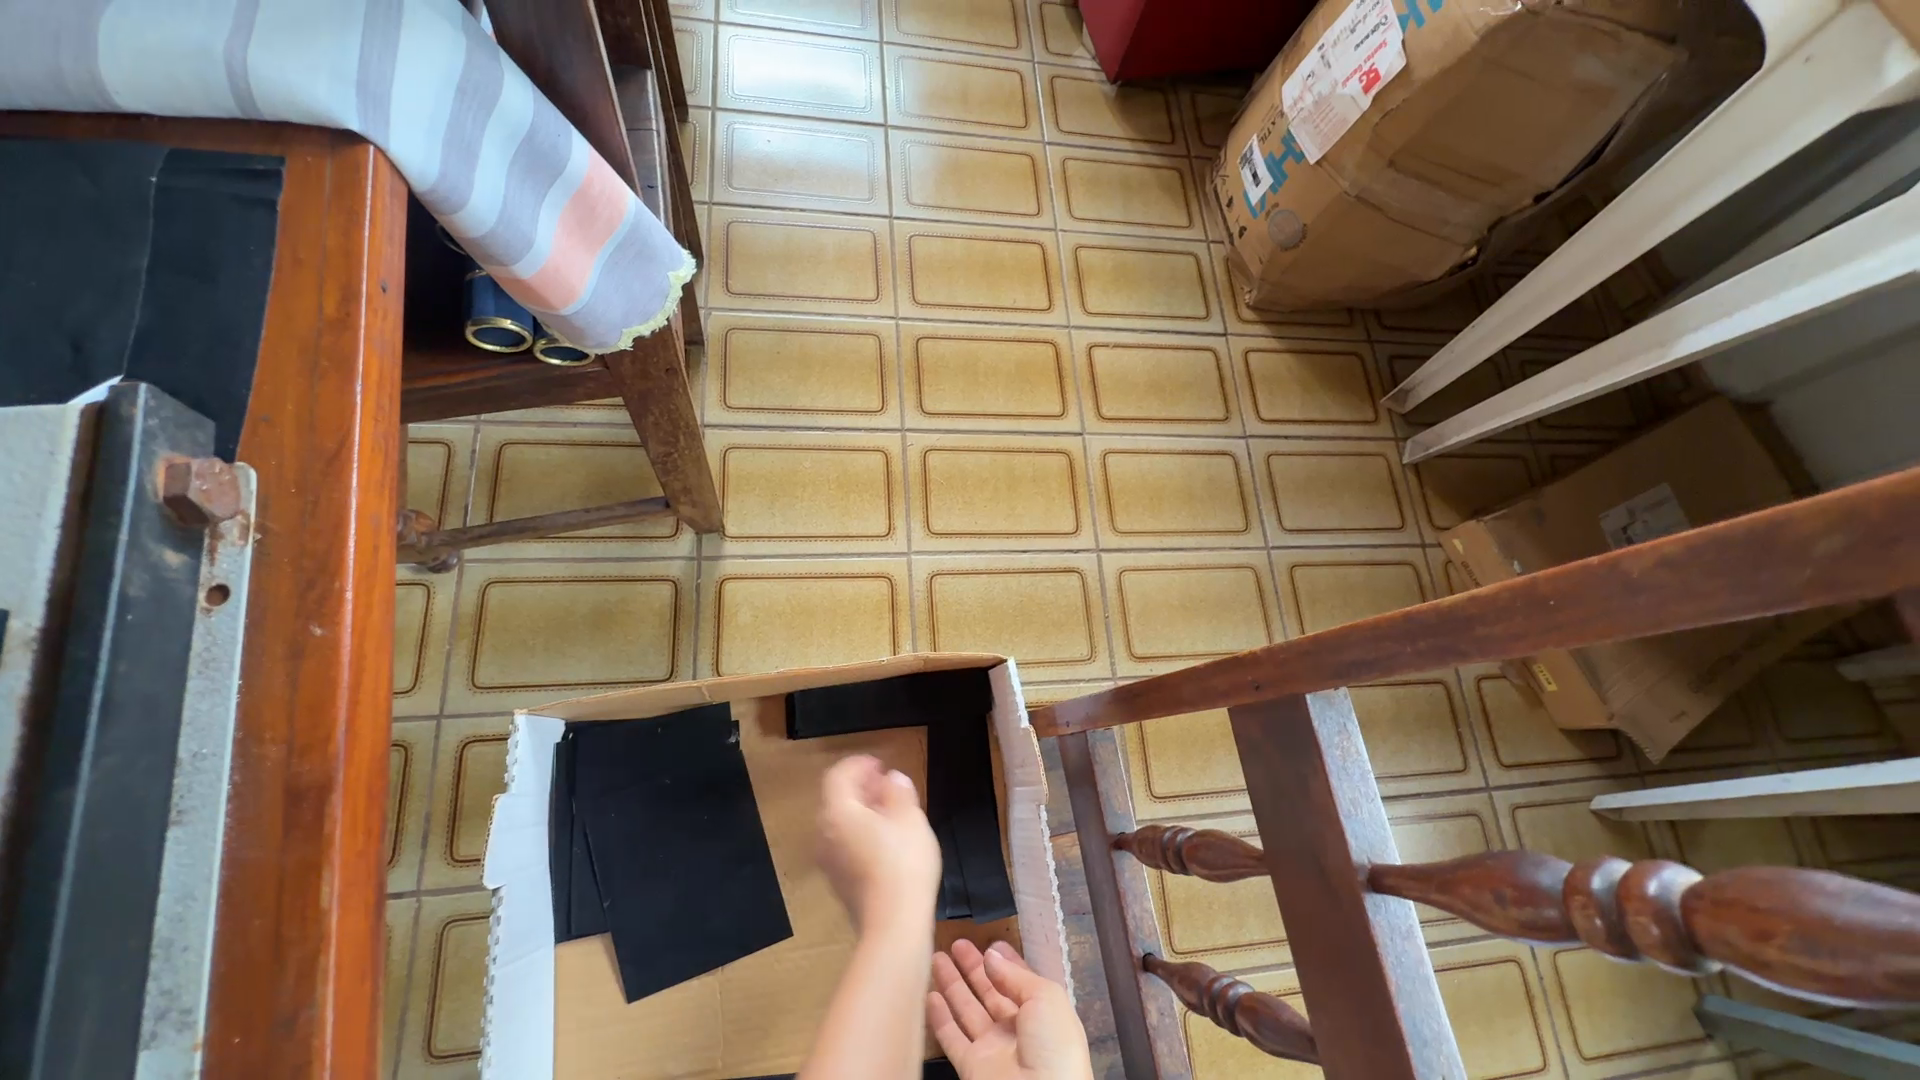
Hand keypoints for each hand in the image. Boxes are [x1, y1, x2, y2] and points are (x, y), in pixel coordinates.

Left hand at [816, 755, 940, 932]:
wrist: (894, 925)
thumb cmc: (904, 864)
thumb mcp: (911, 818)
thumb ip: (899, 792)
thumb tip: (892, 779)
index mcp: (838, 812)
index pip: (838, 776)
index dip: (859, 765)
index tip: (880, 764)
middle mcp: (825, 834)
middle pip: (836, 800)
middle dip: (860, 789)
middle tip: (886, 786)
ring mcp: (828, 861)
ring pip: (840, 825)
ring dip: (861, 812)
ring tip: (890, 814)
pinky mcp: (838, 882)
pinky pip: (844, 846)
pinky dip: (860, 834)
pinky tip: (885, 843)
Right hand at [928, 940, 1092, 1079]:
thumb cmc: (1053, 1044)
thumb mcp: (1046, 997)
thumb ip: (1015, 975)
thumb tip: (991, 955)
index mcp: (1041, 1013)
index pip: (1019, 982)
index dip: (1005, 962)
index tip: (990, 942)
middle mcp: (1016, 1030)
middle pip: (990, 992)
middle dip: (974, 968)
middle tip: (956, 943)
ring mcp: (992, 1049)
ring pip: (967, 1011)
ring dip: (953, 985)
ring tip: (937, 957)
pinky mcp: (971, 1067)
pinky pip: (952, 1038)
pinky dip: (940, 1018)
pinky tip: (930, 996)